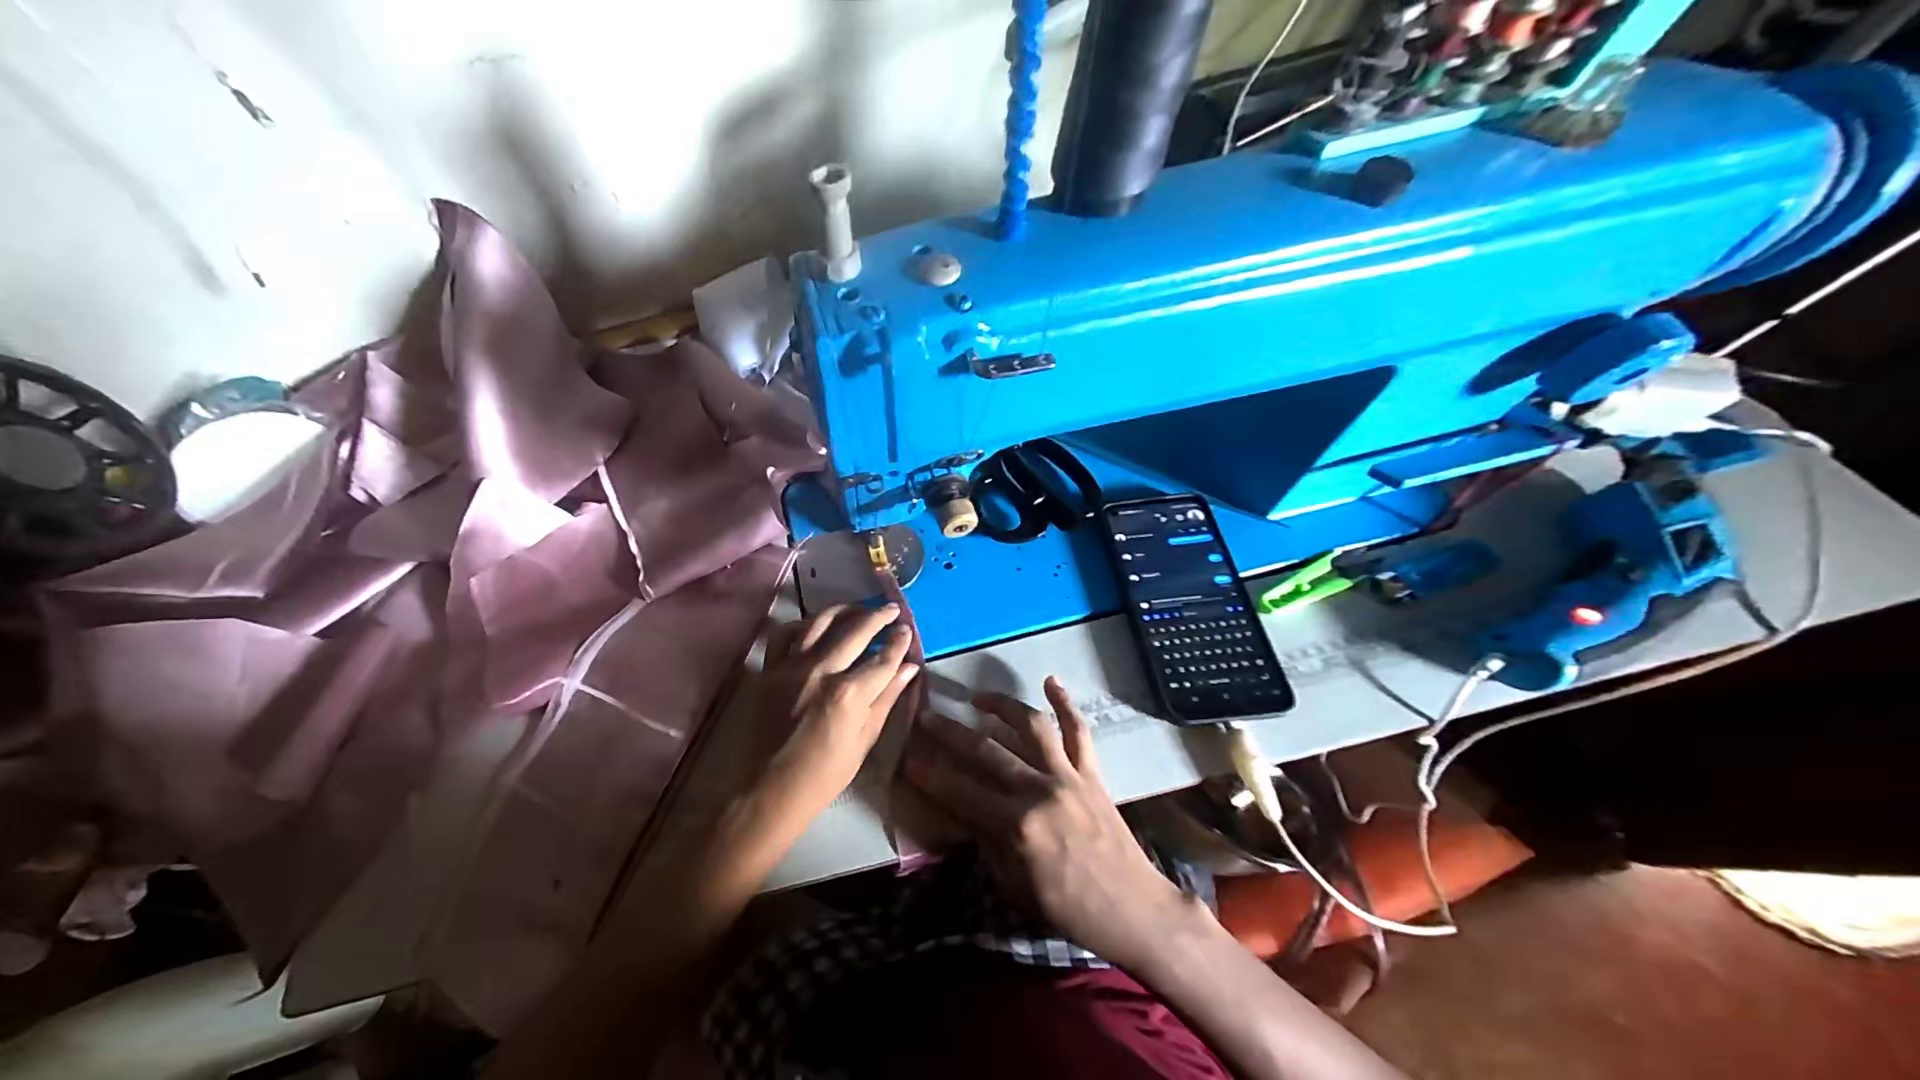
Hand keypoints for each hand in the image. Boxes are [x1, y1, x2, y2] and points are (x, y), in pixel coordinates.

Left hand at [752, 603, 920, 818]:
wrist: (773, 788)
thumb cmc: (826, 772)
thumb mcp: (865, 738)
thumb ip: (886, 697)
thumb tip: (909, 667)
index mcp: (849, 693)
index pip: (883, 657)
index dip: (898, 642)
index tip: (907, 630)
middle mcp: (821, 671)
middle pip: (855, 630)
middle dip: (878, 616)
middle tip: (891, 610)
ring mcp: (791, 667)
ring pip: (819, 622)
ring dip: (843, 610)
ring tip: (857, 609)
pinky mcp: (770, 670)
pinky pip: (785, 635)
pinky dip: (802, 624)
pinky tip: (815, 625)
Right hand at [902, 677, 1191, 970]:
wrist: (1132, 908)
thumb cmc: (1068, 907)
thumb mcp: (1015, 885)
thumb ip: (987, 842)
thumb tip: (964, 811)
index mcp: (1016, 826)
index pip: (960, 792)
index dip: (930, 774)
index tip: (908, 756)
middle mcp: (1040, 791)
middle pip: (987, 751)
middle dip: (951, 733)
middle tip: (926, 716)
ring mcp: (1069, 776)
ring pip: (1032, 726)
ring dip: (1003, 706)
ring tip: (978, 697)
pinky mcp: (1092, 772)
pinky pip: (1079, 731)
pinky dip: (1066, 703)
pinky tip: (1050, 681)